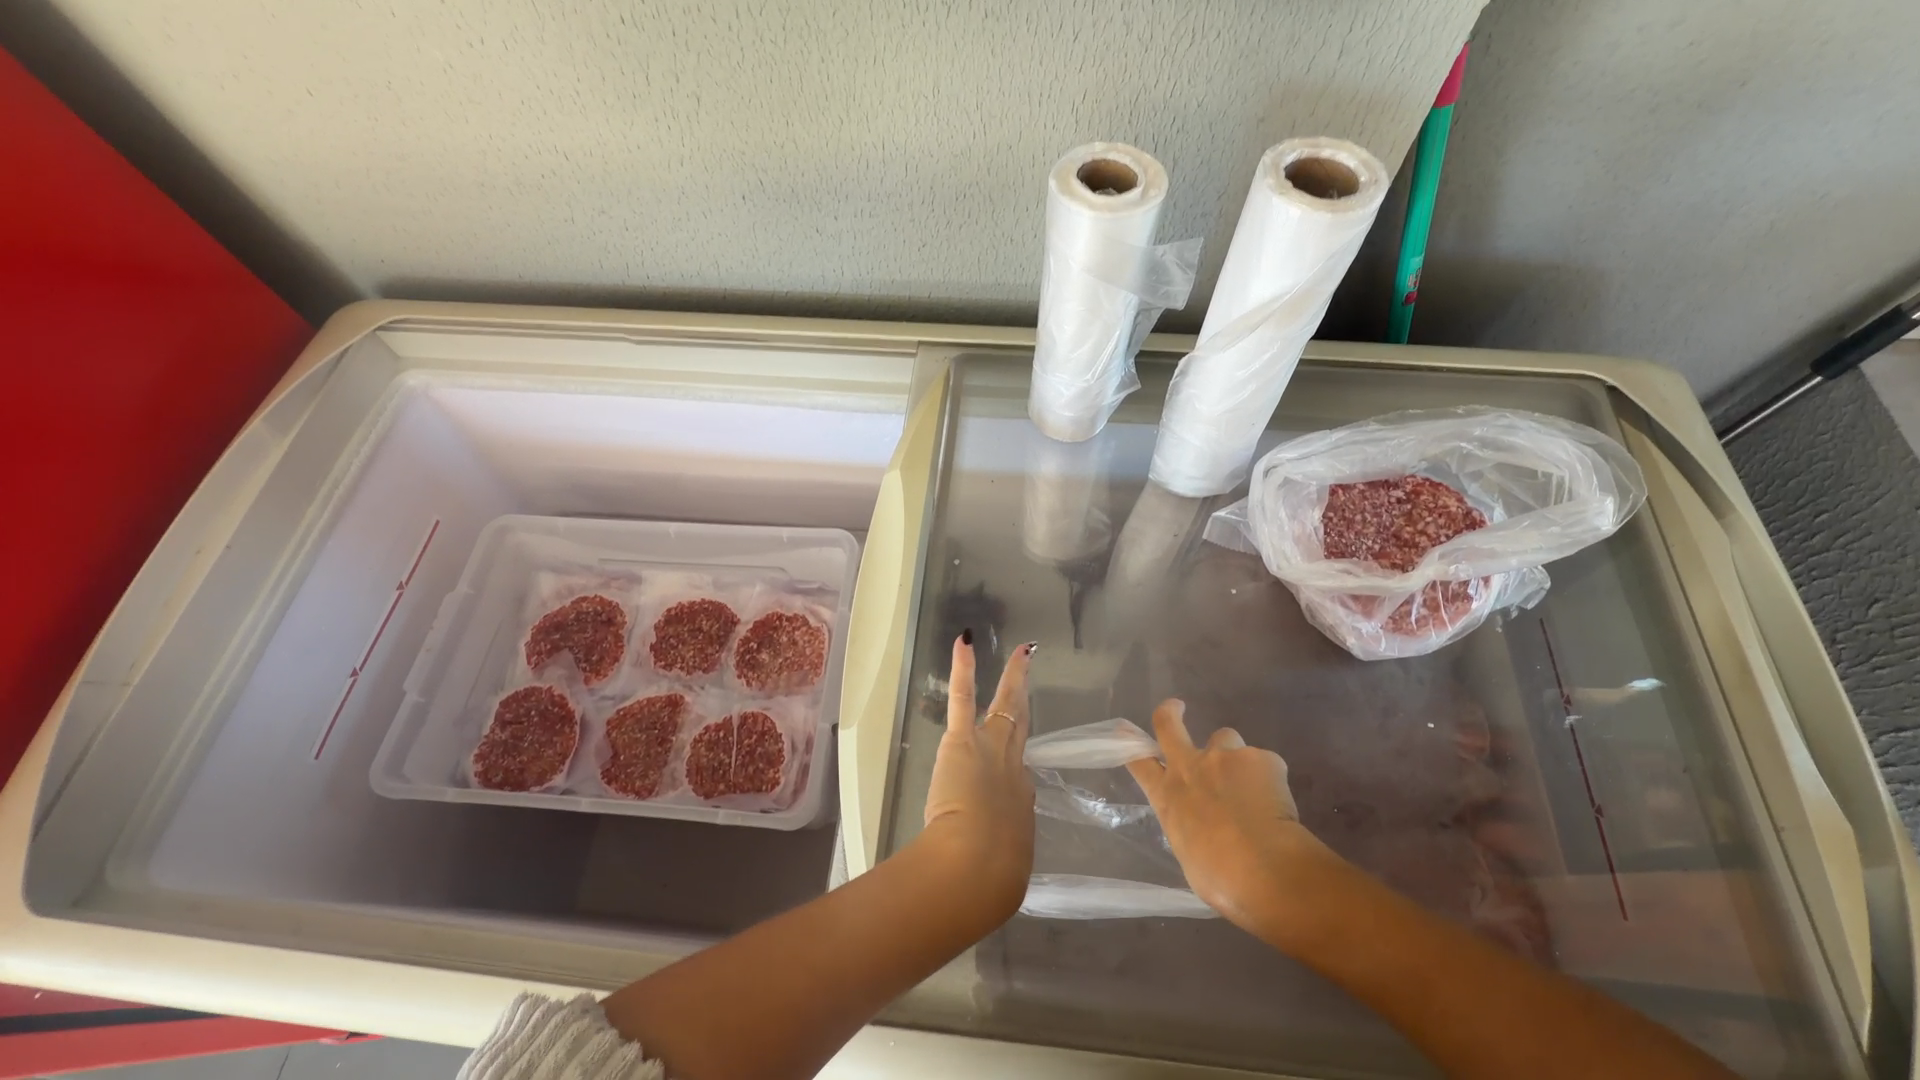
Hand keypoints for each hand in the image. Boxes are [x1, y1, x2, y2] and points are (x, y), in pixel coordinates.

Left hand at [919, 634, 1036, 922]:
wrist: (980, 866)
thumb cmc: (991, 878)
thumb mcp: (1004, 873)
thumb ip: (1001, 865)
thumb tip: (993, 881)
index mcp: (1022, 804)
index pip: (1019, 779)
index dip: (1015, 772)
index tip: (1013, 773)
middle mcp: (1014, 772)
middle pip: (1022, 731)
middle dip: (1028, 704)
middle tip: (1035, 677)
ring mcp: (992, 751)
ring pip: (1005, 708)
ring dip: (1012, 680)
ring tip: (1020, 653)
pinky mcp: (964, 742)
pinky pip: (965, 700)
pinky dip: (964, 670)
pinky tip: (965, 642)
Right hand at [1126, 698, 1322, 933]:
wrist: (1262, 868)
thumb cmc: (1219, 877)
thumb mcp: (1190, 853)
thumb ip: (1192, 828)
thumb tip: (1204, 829)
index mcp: (1167, 797)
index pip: (1139, 761)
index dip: (1129, 742)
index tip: (1124, 729)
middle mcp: (1190, 768)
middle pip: (1169, 726)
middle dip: (1170, 712)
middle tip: (1176, 706)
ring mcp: (1225, 757)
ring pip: (1227, 739)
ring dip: (1233, 756)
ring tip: (1252, 785)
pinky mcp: (1262, 758)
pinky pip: (1265, 763)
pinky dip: (1270, 779)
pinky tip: (1280, 805)